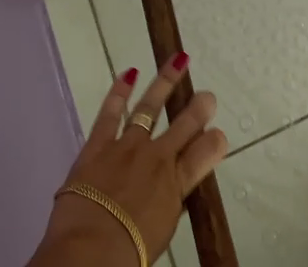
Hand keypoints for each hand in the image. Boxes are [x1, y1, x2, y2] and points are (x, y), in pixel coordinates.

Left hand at [29, 55, 228, 265]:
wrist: (89, 253)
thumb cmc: (128, 255)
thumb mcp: (162, 232)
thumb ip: (168, 205)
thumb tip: (172, 194)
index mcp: (178, 182)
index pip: (209, 151)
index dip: (216, 141)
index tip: (218, 137)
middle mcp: (159, 157)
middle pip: (187, 122)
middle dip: (200, 106)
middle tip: (208, 96)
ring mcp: (129, 146)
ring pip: (152, 106)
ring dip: (167, 81)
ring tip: (179, 60)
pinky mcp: (99, 146)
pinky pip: (111, 113)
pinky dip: (119, 91)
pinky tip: (128, 73)